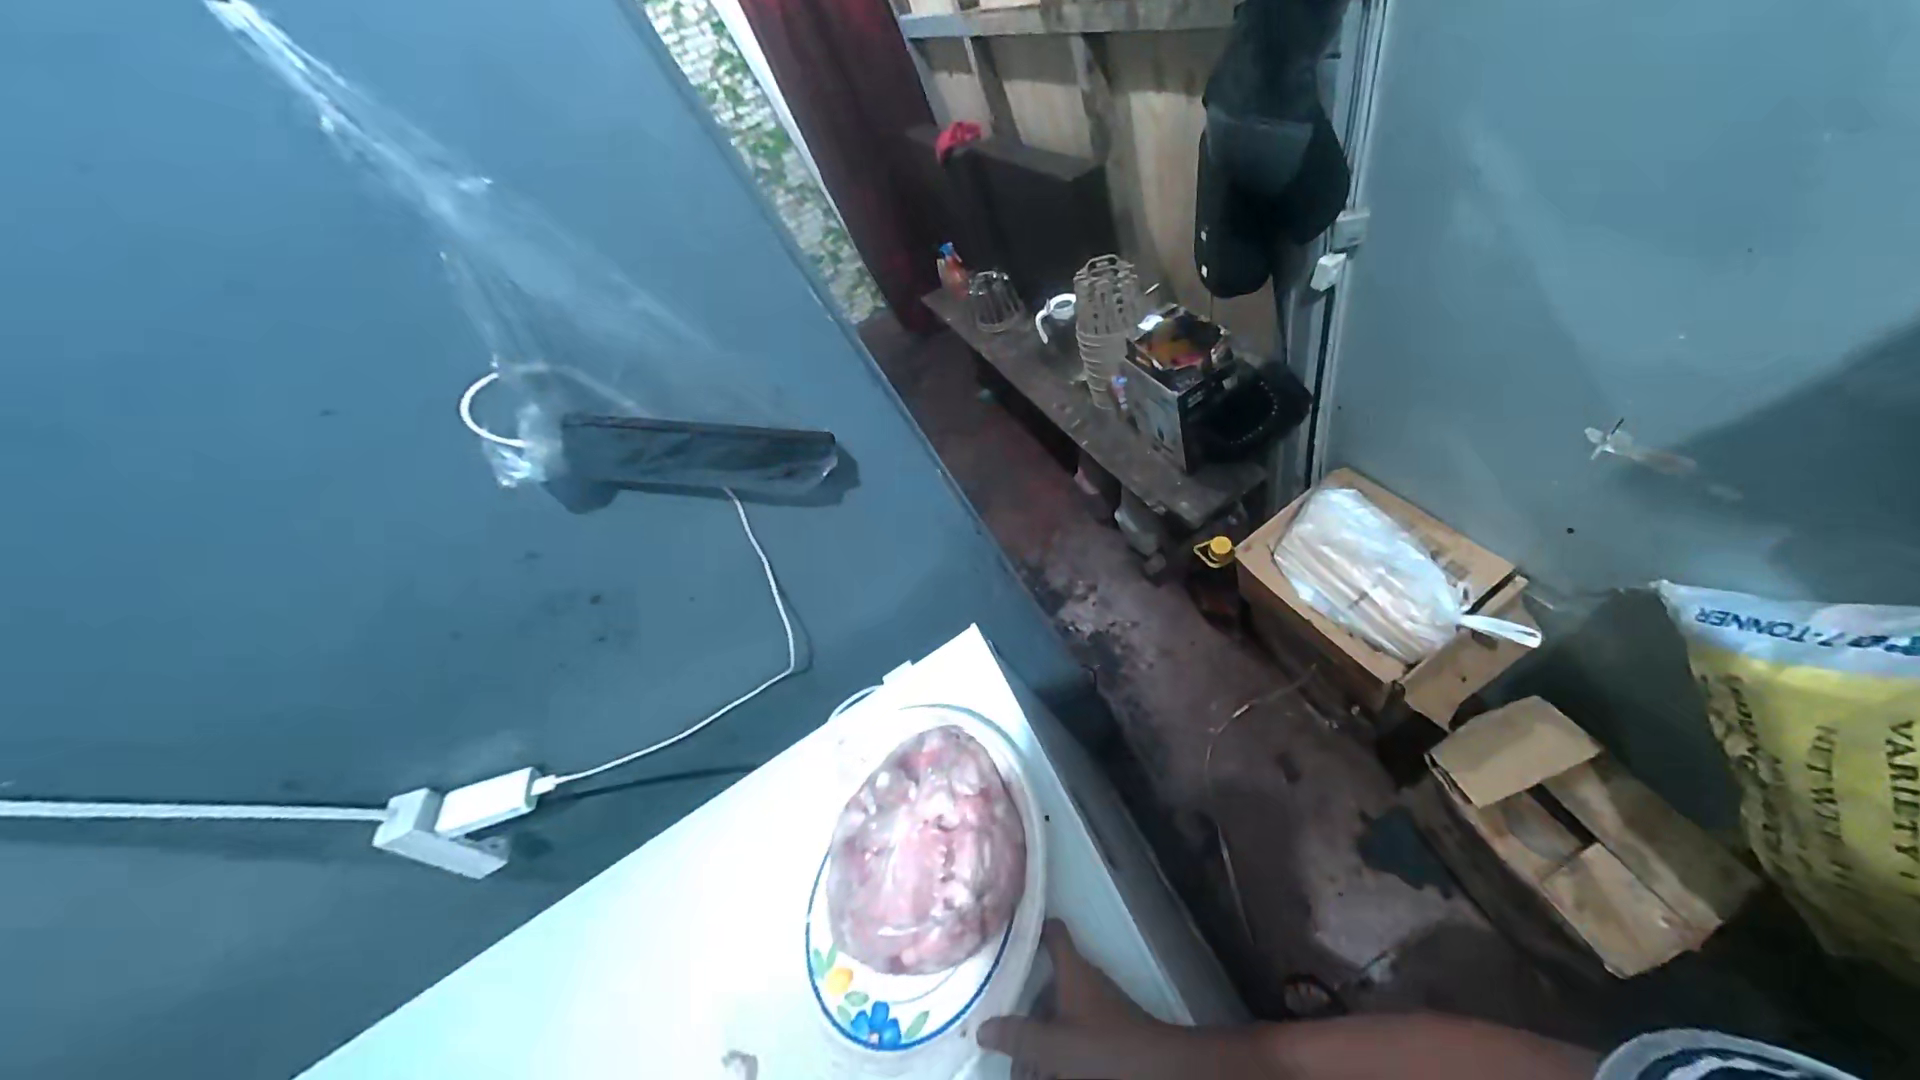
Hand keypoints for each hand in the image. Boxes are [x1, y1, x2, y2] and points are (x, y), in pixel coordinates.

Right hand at [979, 919, 1235, 1079]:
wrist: (1161, 1071)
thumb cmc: (1105, 1048)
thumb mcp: (1055, 1045)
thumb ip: (1019, 1036)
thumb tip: (983, 1028)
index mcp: (1073, 971)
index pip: (1052, 933)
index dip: (1032, 926)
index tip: (1008, 931)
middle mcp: (1085, 981)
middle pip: (1048, 986)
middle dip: (1026, 1016)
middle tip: (1007, 1043)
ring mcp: (1099, 1006)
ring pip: (1060, 1015)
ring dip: (1041, 1039)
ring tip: (1025, 1071)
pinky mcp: (1110, 1031)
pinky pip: (1075, 1032)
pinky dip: (1059, 1049)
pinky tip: (1049, 1072)